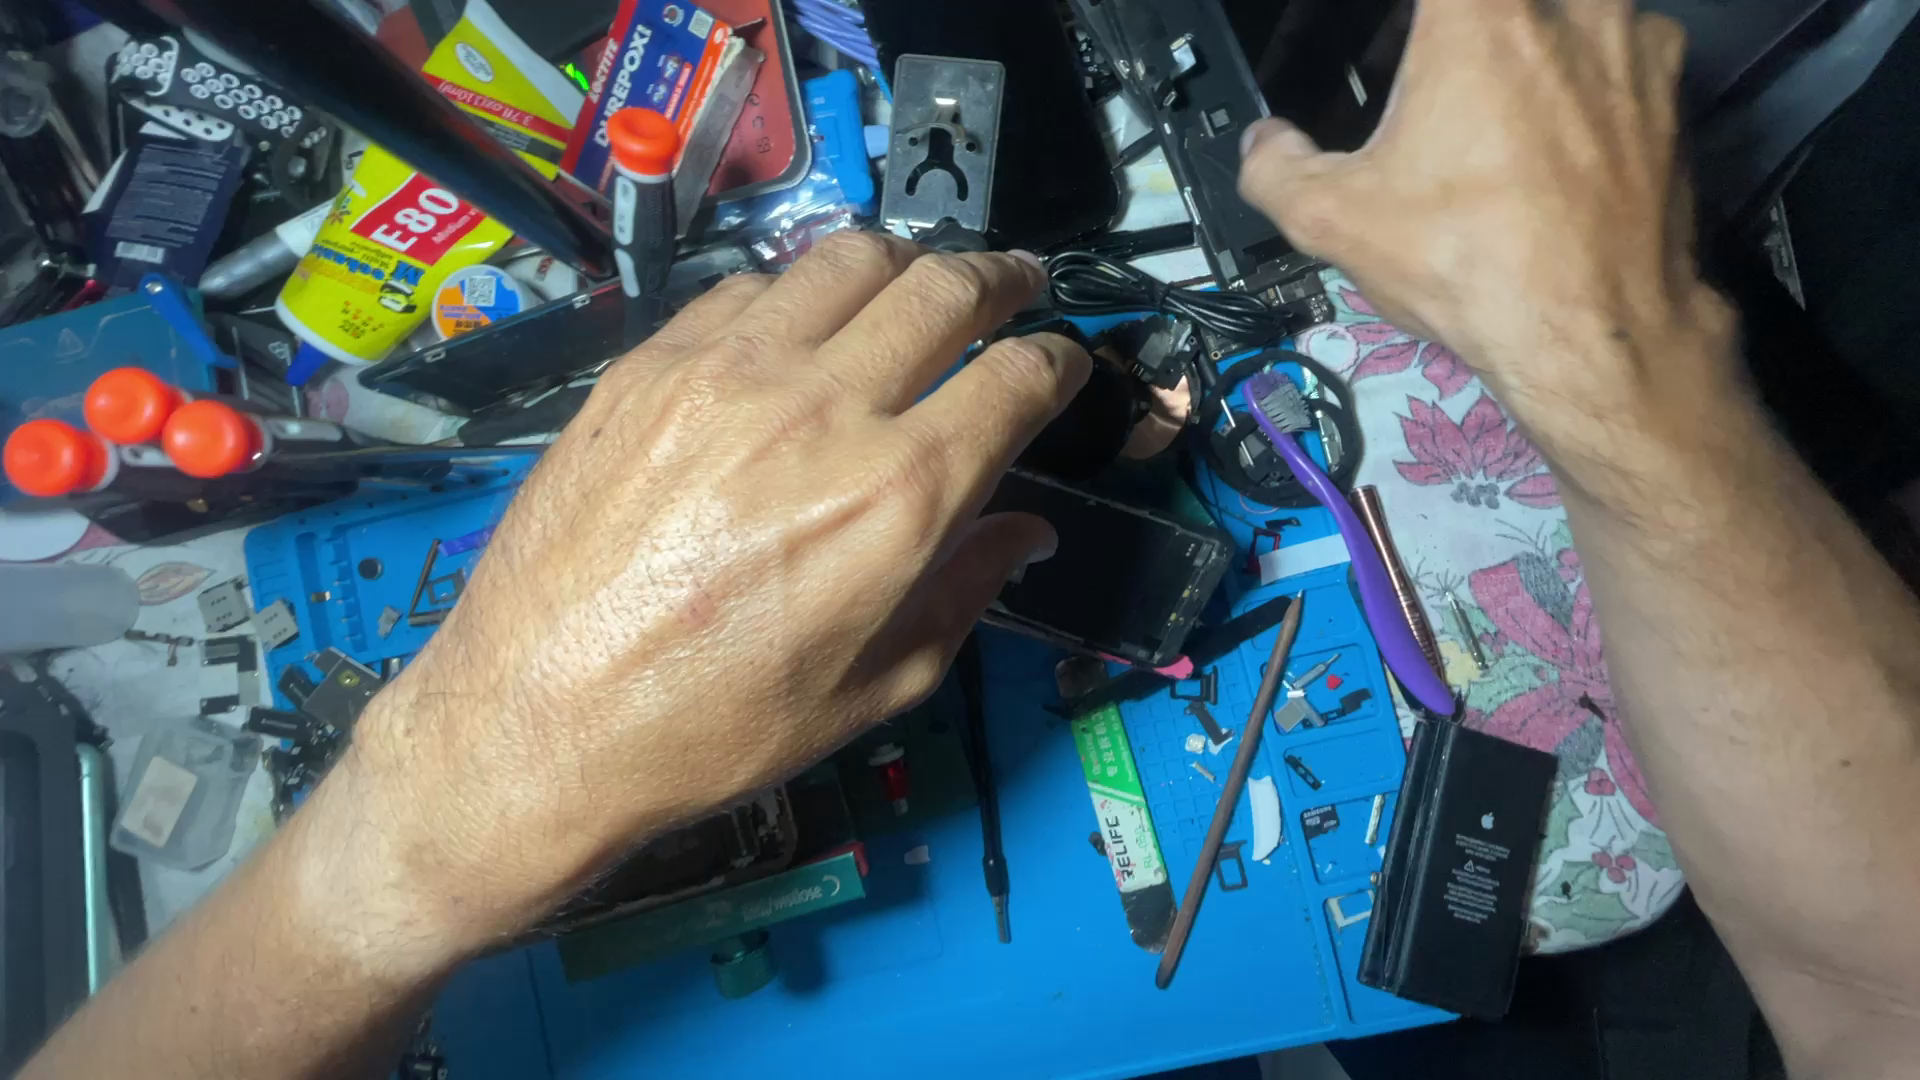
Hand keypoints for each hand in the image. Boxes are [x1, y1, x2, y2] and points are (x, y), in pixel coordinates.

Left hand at [351, 233, 1088, 936]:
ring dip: (908, 266)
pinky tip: (801, 334)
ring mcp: (727, 371)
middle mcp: (823, 408)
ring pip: (850, 260)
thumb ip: (969, 587)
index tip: (1063, 365)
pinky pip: (753, 289)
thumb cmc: (725, 726)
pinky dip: (804, 297)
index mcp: (900, 497)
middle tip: (1017, 286)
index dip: (1059, 362)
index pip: (1015, 379)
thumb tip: (1028, 526)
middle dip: (1003, 280)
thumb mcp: (881, 685)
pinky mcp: (650, 362)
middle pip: (944, 289)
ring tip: (918, 289)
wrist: (539, 723)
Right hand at [1237, 1, 1735, 466]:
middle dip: (1452, 34)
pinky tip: (1538, 156)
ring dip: (1512, 55)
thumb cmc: (1455, 257)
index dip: (1400, 25)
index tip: (1386, 53)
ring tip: (1476, 127)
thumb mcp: (1328, 220)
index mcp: (1478, 17)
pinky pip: (1608, 60)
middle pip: (1492, 6)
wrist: (1585, 323)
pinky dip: (1566, 88)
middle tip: (1418, 85)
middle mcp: (1569, 5)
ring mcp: (1633, 41)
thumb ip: (1274, 168)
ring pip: (1556, 20)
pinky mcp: (1669, 91)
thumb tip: (1262, 142)